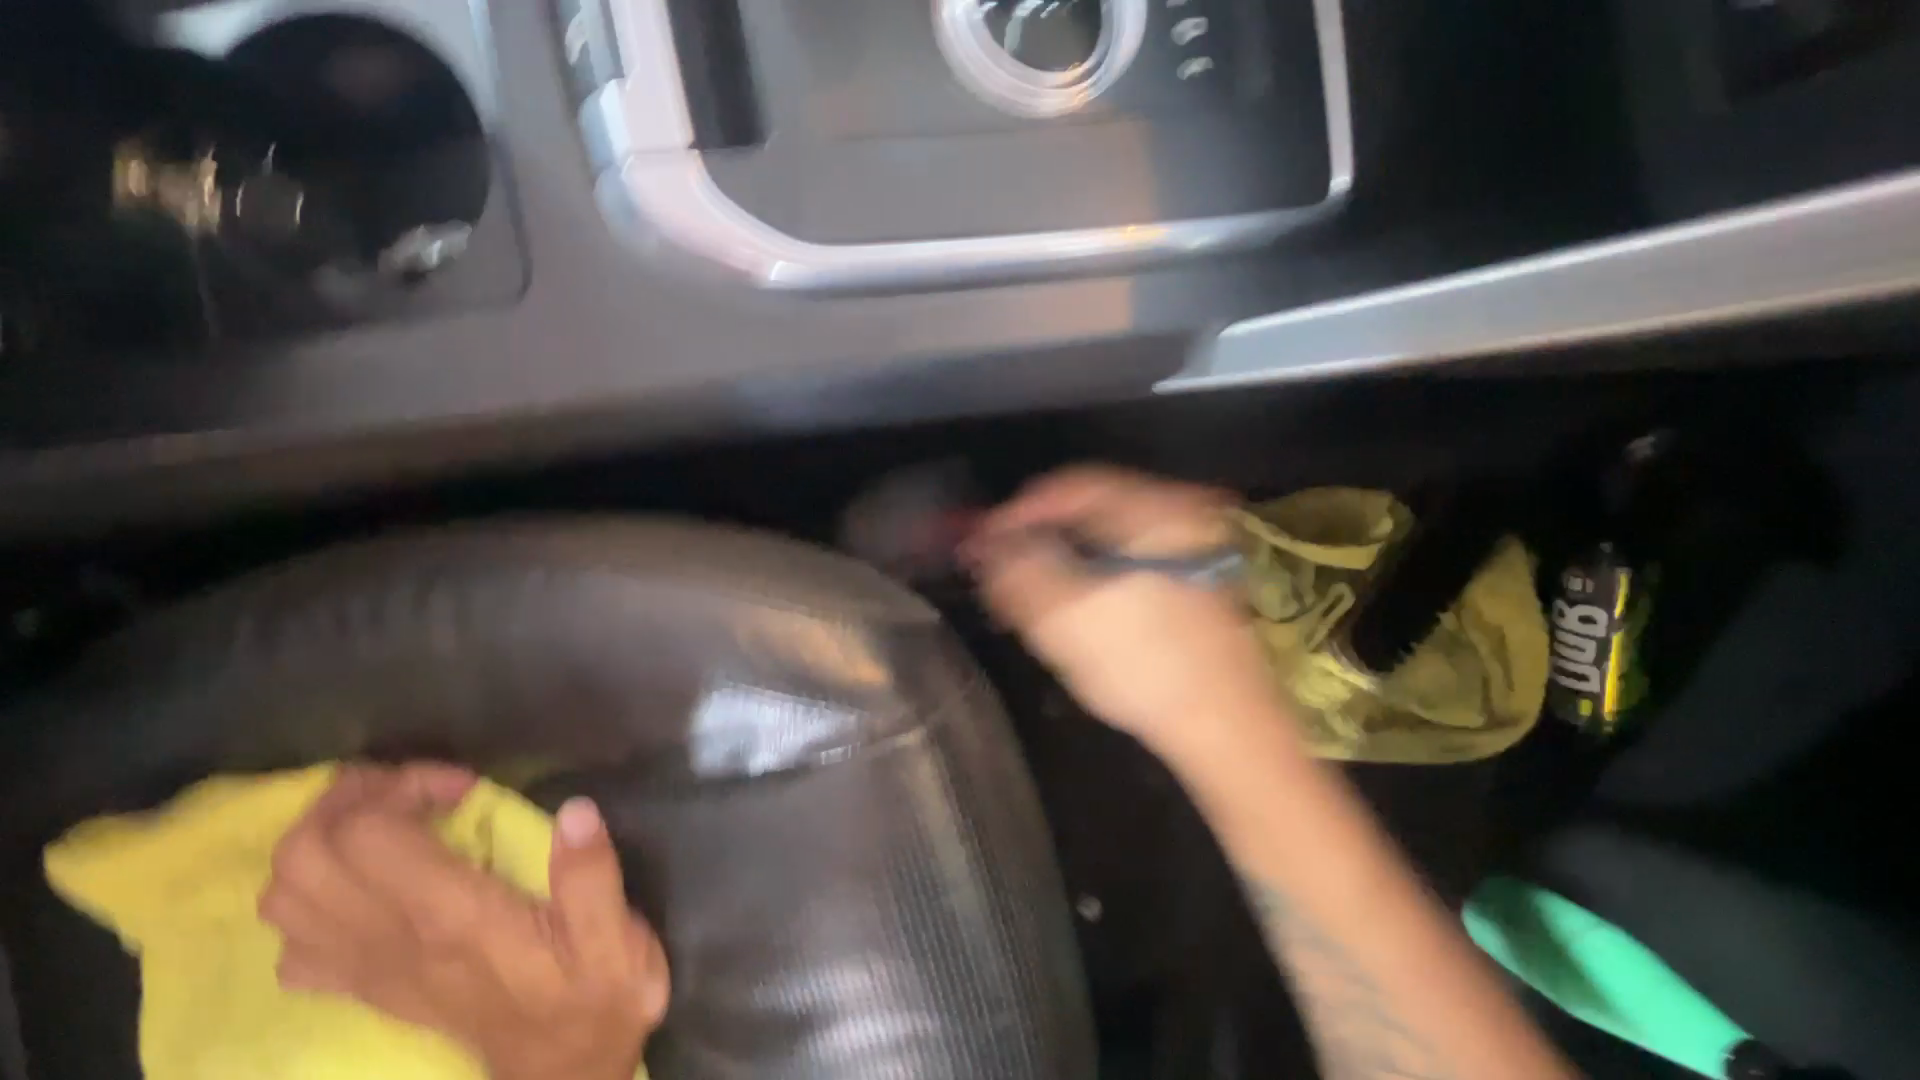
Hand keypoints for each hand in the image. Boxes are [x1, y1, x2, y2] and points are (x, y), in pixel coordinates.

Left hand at [259, 763, 669, 1079]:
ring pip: (285, 893)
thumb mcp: (616, 939)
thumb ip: (592, 877)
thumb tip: (577, 811)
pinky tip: (365, 883)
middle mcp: (393, 941)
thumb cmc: (594, 995)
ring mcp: (369, 969)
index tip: (465, 785)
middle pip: (307, 854)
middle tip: (413, 787)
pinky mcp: (365, 987)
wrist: (562, 1071)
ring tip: (387, 819)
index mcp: (452, 918)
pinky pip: (294, 940)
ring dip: (323, 839)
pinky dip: (311, 898)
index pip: (371, 832)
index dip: (406, 785)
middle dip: (349, 798)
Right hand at [965, 466, 1289, 761]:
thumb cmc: (1145, 667)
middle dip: (1034, 542)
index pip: (1068, 486)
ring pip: (1103, 542)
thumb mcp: (1063, 617)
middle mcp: (1180, 516)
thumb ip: (1013, 568)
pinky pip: (1124, 565)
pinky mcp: (1192, 586)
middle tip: (996, 573)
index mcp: (1157, 509)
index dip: (1014, 512)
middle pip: (1085, 512)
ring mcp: (1192, 550)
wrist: (1226, 729)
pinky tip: (1067, 615)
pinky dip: (1088, 581)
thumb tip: (983, 543)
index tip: (977, 544)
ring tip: (1023, 600)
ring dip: (1058, 564)